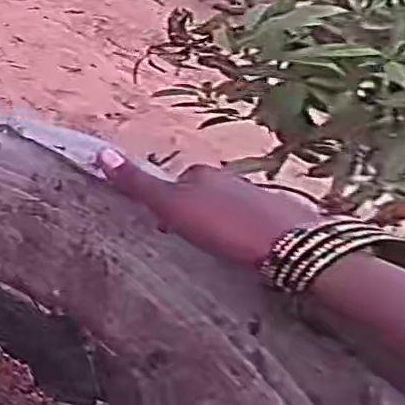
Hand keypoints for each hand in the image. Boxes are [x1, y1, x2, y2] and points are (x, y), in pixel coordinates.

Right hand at [96, 148, 321, 268]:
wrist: (303, 252)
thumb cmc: (227, 228)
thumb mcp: (171, 206)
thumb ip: (137, 182)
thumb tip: (101, 152)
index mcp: (201, 173)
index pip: (174, 180)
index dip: (165, 201)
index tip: (163, 224)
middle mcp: (232, 179)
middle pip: (205, 192)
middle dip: (197, 210)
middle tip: (193, 238)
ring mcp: (265, 198)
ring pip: (235, 207)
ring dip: (226, 222)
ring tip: (225, 247)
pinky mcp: (295, 220)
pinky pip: (264, 223)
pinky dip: (255, 233)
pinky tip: (257, 251)